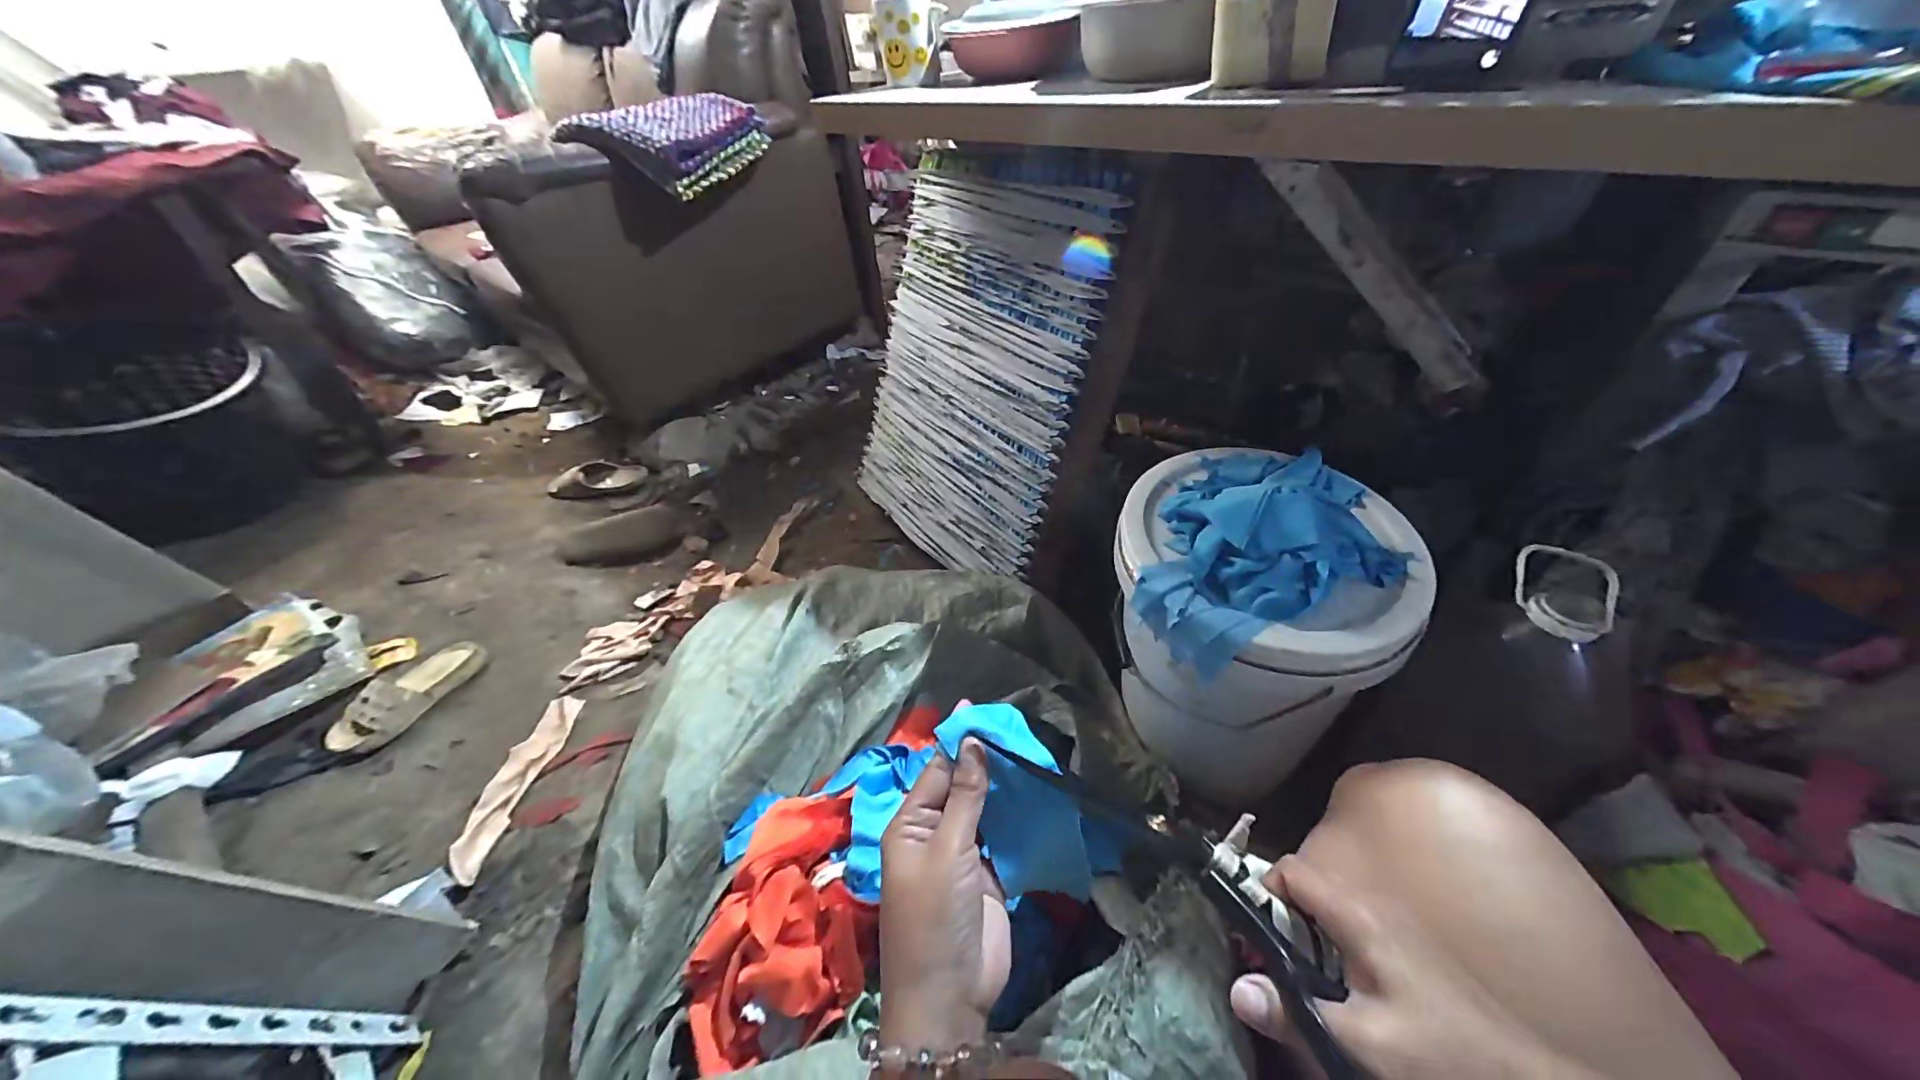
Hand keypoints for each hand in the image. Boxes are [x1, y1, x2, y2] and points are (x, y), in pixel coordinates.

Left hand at [879, 738, 1011, 1053]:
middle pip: (960, 785)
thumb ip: (963, 796)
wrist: (951, 992)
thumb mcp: (947, 850)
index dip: (958, 741)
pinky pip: (1002, 833)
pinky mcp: (989, 872)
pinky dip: (1016, 814)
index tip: (983, 710)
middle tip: (1018, 727)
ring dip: (1003, 785)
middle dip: (984, 759)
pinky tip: (1037, 791)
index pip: (934, 769)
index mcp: (910, 822)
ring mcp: (963, 852)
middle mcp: (933, 831)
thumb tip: (971, 741)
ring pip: (983, 807)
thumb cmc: (935, 915)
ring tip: (1032, 750)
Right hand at [1230, 855, 1601, 1079]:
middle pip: (1305, 892)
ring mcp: (1396, 933)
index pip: (1292, 870)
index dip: (1260, 890)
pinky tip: (1335, 997)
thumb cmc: (1443, 1057)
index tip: (1248, 931)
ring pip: (1326, 916)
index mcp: (1359, 917)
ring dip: (1301, 941)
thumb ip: (1294, 1014)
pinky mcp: (1410, 957)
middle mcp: (1375, 911)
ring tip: (1292, 982)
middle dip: (1277, 921)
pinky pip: (1349, 937)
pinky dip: (1327, 955)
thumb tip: (1236, 989)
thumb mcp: (1362, 1043)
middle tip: (1264, 964)